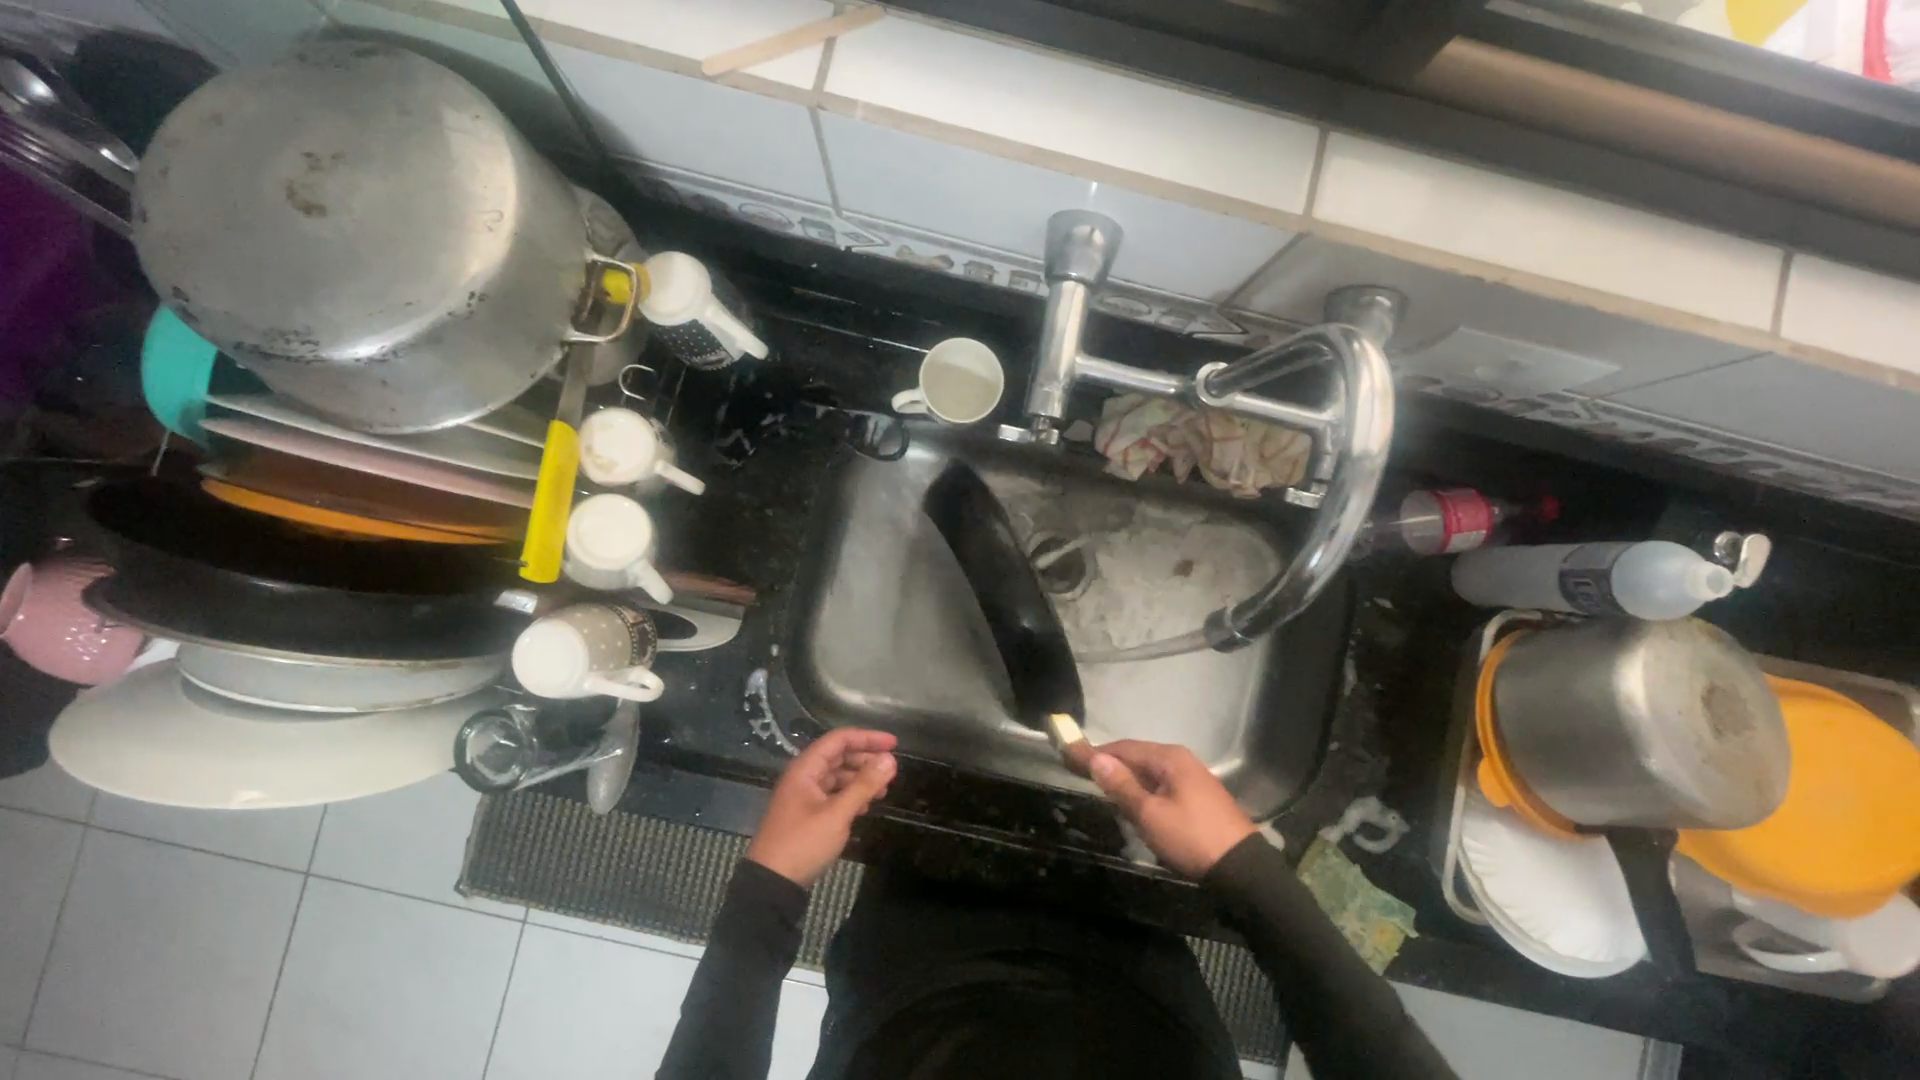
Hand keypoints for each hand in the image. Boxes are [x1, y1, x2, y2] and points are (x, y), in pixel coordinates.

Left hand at [745, 728, 897, 887]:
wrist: (771, 883)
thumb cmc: (803, 843)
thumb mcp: (837, 814)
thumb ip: (864, 785)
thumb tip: (890, 760)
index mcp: (805, 769)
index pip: (839, 740)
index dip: (867, 738)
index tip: (893, 744)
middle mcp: (803, 777)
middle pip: (838, 756)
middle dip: (866, 760)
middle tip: (891, 770)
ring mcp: (804, 796)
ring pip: (837, 776)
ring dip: (860, 780)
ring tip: (883, 791)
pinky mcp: (807, 814)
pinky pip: (832, 794)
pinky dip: (850, 796)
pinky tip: (864, 808)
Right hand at [1080, 739, 1255, 878]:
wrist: (1241, 868)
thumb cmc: (1190, 837)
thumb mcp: (1149, 814)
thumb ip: (1121, 786)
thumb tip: (1096, 759)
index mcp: (1169, 758)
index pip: (1123, 748)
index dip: (1095, 753)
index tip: (1069, 756)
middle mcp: (1181, 760)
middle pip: (1137, 757)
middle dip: (1110, 765)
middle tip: (1081, 774)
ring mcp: (1192, 778)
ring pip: (1150, 773)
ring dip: (1127, 779)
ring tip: (1102, 789)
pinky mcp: (1198, 797)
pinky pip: (1162, 785)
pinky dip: (1143, 790)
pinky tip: (1133, 803)